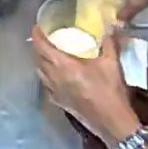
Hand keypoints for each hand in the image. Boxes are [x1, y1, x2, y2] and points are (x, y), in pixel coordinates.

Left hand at [31, 26, 139, 143]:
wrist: (112, 121)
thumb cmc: (109, 89)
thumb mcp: (112, 62)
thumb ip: (109, 42)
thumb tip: (110, 27)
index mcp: (63, 65)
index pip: (42, 47)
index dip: (37, 36)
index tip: (35, 27)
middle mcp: (54, 78)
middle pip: (38, 60)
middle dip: (37, 48)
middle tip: (41, 38)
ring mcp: (56, 92)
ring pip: (40, 74)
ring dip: (40, 62)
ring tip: (45, 55)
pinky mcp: (60, 103)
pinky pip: (47, 87)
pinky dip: (45, 78)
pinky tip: (52, 77)